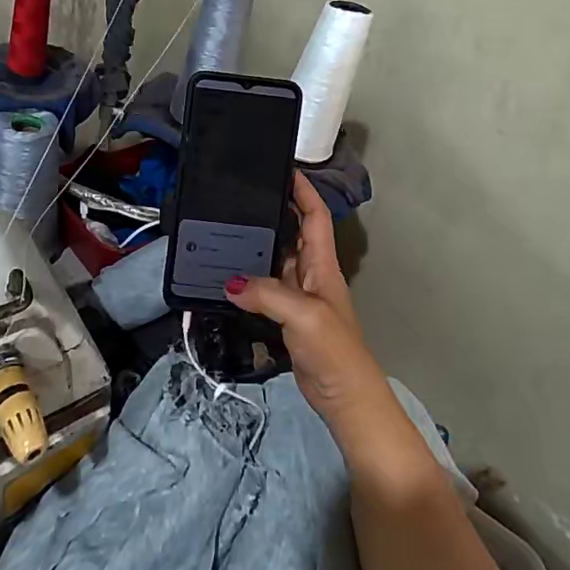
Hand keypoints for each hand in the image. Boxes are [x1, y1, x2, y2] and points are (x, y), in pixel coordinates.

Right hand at [223, 172, 388, 424]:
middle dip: (272, 211)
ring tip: (222, 226)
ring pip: (273, 259)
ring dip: (254, 244)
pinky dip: (244, 278)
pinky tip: (223, 275)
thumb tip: (230, 283)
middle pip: (292, 234)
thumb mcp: (305, 316)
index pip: (315, 218)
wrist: (346, 401)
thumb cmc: (335, 351)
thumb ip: (268, 293)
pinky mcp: (284, 318)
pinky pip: (262, 287)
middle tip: (238, 195)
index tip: (283, 168)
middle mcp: (310, 276)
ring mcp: (297, 298)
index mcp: (322, 267)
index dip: (303, 192)